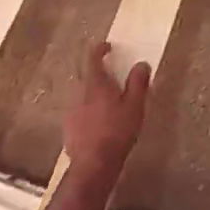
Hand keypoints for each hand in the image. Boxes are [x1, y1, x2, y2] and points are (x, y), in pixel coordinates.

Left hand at [62, 43, 149, 189]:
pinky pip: (78, 107)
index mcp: (95, 83)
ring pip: (80, 90)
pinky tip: (97, 118)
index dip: (99, 48)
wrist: (93, 163)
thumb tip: (141, 64)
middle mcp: (79, 92)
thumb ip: (138, 83)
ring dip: (91, 88)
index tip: (108, 46)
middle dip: (94, 68)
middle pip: (83, 72)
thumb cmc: (117, 131)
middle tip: (108, 70)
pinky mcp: (68, 125)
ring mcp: (71, 109)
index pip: (92, 57)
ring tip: (106, 96)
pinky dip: (87, 105)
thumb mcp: (135, 106)